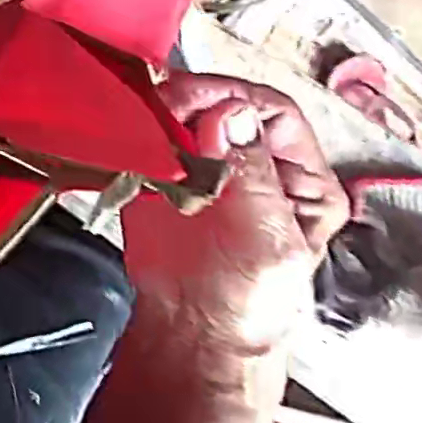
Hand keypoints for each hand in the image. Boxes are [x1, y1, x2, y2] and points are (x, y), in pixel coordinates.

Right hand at [129, 74, 349, 358]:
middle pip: (221, 105)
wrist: (192, 325)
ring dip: (157, 112)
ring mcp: (201, 166)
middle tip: (158, 105)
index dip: (231, 97)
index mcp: (295, 176)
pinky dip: (134, 131)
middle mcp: (248, 162)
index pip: (270, 112)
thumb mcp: (268, 240)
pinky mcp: (159, 175)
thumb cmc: (249, 297)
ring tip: (138, 120)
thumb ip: (249, 177)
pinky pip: (147, 141)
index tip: (190, 99)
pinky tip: (126, 136)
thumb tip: (231, 113)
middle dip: (189, 98)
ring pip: (180, 117)